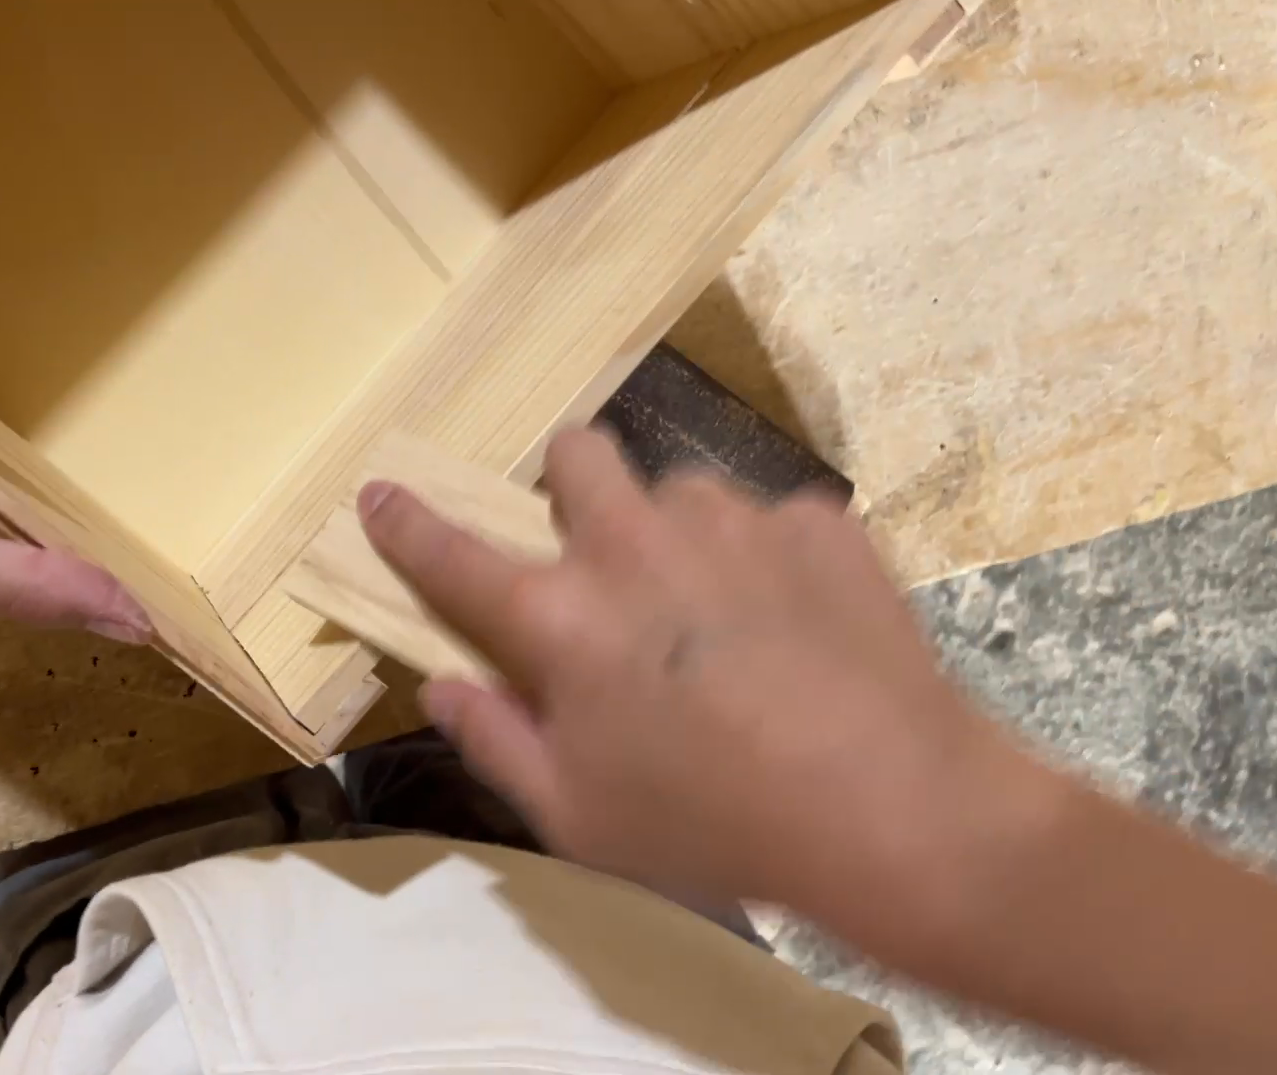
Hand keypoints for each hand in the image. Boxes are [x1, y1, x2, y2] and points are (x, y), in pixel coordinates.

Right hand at [360, 429, 1067, 950]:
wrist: (894, 808)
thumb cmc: (712, 822)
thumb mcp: (576, 813)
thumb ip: (493, 738)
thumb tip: (441, 686)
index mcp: (562, 616)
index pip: (453, 554)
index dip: (406, 523)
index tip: (382, 492)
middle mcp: (635, 542)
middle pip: (575, 453)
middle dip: (570, 483)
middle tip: (599, 544)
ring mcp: (732, 519)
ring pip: (678, 488)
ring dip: (675, 532)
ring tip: (719, 608)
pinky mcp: (816, 520)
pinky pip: (770, 520)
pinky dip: (766, 560)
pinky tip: (797, 622)